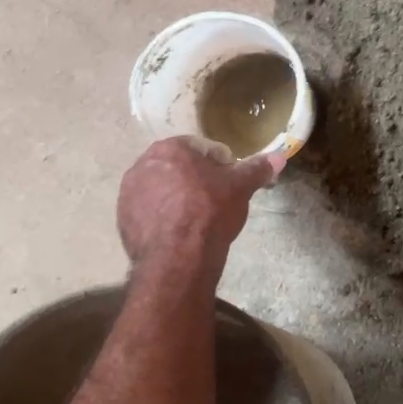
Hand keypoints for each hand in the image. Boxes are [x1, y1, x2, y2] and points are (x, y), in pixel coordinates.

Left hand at [117, 137, 285, 270]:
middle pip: (178, 166)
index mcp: (170, 149)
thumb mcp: (241, 187)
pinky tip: (180, 229)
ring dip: (177, 195)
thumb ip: (257, 168)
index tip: (230, 181)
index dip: (220, 163)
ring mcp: (128, 192)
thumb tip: (279, 156)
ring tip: (197, 216)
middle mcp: (143, 164)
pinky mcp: (122, 218)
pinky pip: (149, 209)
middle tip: (215, 197)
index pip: (201, 148)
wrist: (178, 255)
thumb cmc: (210, 210)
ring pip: (161, 187)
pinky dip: (163, 214)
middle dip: (195, 177)